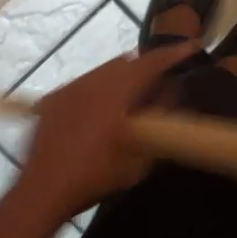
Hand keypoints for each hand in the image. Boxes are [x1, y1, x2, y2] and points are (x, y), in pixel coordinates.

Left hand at [14, 41, 196, 219]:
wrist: (41, 191)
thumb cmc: (95, 176)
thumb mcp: (139, 158)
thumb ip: (159, 124)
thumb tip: (172, 99)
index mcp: (119, 89)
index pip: (154, 62)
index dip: (176, 52)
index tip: (195, 45)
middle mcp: (95, 79)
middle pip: (129, 62)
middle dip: (147, 69)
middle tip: (159, 86)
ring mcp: (71, 87)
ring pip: (105, 72)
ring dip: (121, 80)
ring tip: (128, 104)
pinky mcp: (53, 99)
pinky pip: (84, 86)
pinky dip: (97, 93)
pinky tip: (96, 117)